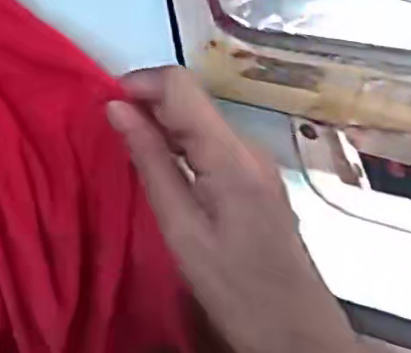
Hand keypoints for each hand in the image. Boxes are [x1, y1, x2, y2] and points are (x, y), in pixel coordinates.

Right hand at [107, 68, 355, 352]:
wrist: (302, 341)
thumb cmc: (237, 291)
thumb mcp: (181, 230)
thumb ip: (149, 160)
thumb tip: (115, 106)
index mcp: (230, 153)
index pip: (179, 84)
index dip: (139, 83)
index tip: (108, 105)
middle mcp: (247, 144)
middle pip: (189, 96)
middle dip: (146, 102)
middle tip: (114, 129)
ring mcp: (255, 159)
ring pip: (198, 114)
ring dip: (160, 119)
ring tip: (131, 146)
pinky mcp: (256, 175)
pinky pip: (209, 137)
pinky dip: (178, 137)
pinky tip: (162, 164)